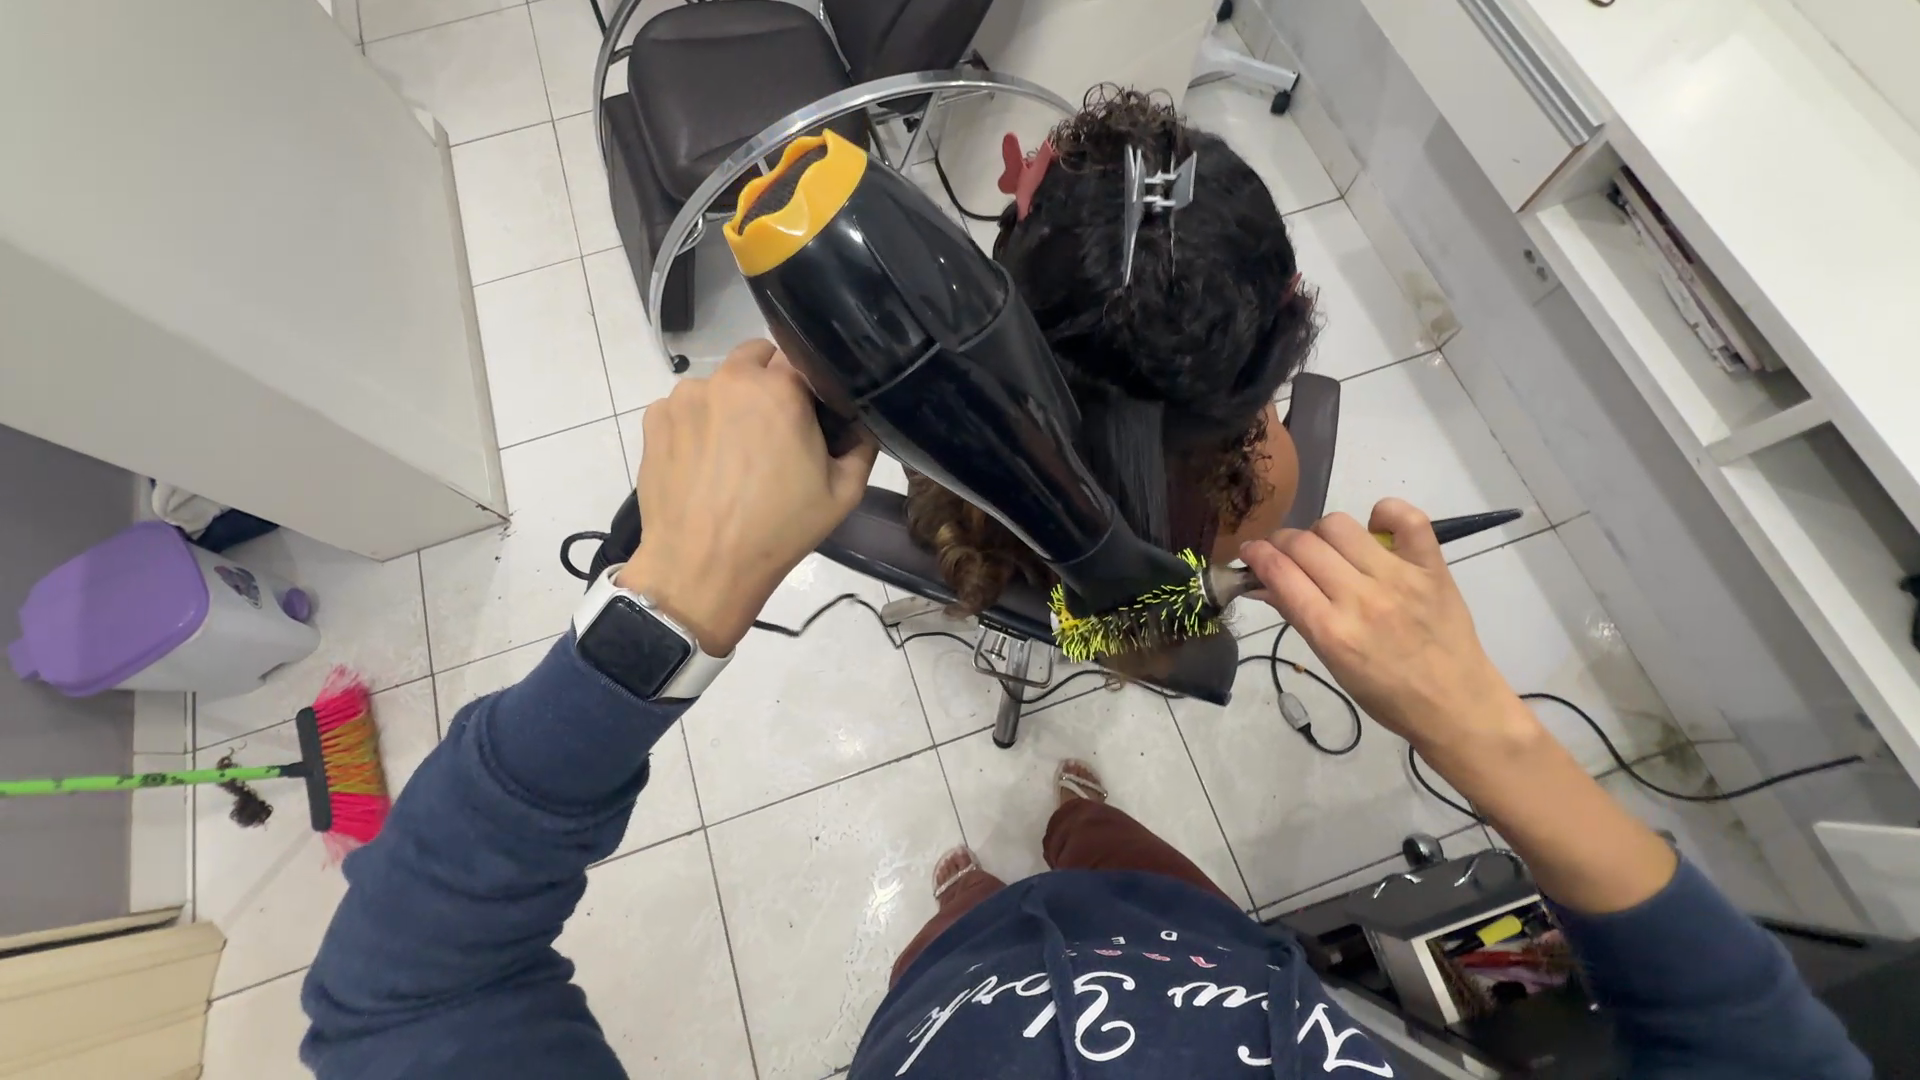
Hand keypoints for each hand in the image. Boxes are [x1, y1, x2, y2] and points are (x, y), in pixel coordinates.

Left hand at [616, 340, 877, 654]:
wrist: (702, 567)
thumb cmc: (780, 529)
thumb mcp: (843, 493)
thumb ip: (862, 446)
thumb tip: (861, 425)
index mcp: (779, 390)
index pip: (801, 357)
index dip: (810, 383)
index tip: (813, 412)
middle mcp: (728, 380)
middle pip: (756, 358)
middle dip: (770, 382)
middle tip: (777, 430)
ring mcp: (685, 397)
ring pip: (719, 384)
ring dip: (732, 404)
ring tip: (736, 454)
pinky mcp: (655, 420)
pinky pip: (685, 407)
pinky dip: (698, 424)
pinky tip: (705, 462)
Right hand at [1239, 499, 1533, 758]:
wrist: (1456, 704)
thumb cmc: (1384, 693)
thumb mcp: (1330, 662)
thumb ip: (1296, 616)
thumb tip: (1261, 583)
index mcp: (1330, 631)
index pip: (1279, 572)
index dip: (1255, 554)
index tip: (1249, 552)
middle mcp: (1361, 599)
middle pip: (1302, 544)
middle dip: (1281, 542)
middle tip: (1283, 553)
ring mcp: (1398, 579)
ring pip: (1339, 526)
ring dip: (1321, 532)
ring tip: (1329, 549)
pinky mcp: (1431, 567)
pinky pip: (1406, 518)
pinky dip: (1384, 513)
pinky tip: (1374, 531)